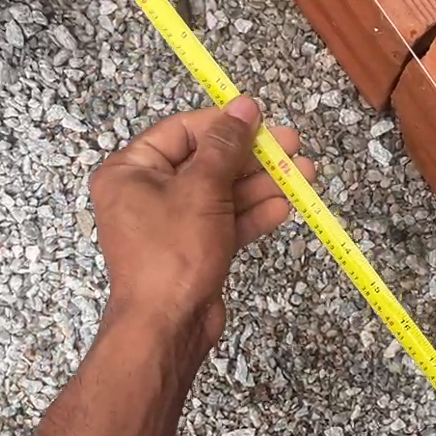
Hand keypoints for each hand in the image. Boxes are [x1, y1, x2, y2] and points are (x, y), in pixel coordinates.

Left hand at [88, 97, 316, 351]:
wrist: (167, 328)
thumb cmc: (172, 256)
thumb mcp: (201, 190)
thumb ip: (225, 146)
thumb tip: (245, 107)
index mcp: (130, 172)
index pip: (181, 132)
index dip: (223, 123)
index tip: (261, 118)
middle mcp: (146, 196)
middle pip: (207, 163)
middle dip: (253, 158)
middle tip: (293, 147)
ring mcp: (172, 227)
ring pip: (222, 195)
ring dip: (263, 186)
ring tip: (305, 175)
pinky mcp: (193, 252)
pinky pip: (225, 224)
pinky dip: (253, 216)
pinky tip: (286, 206)